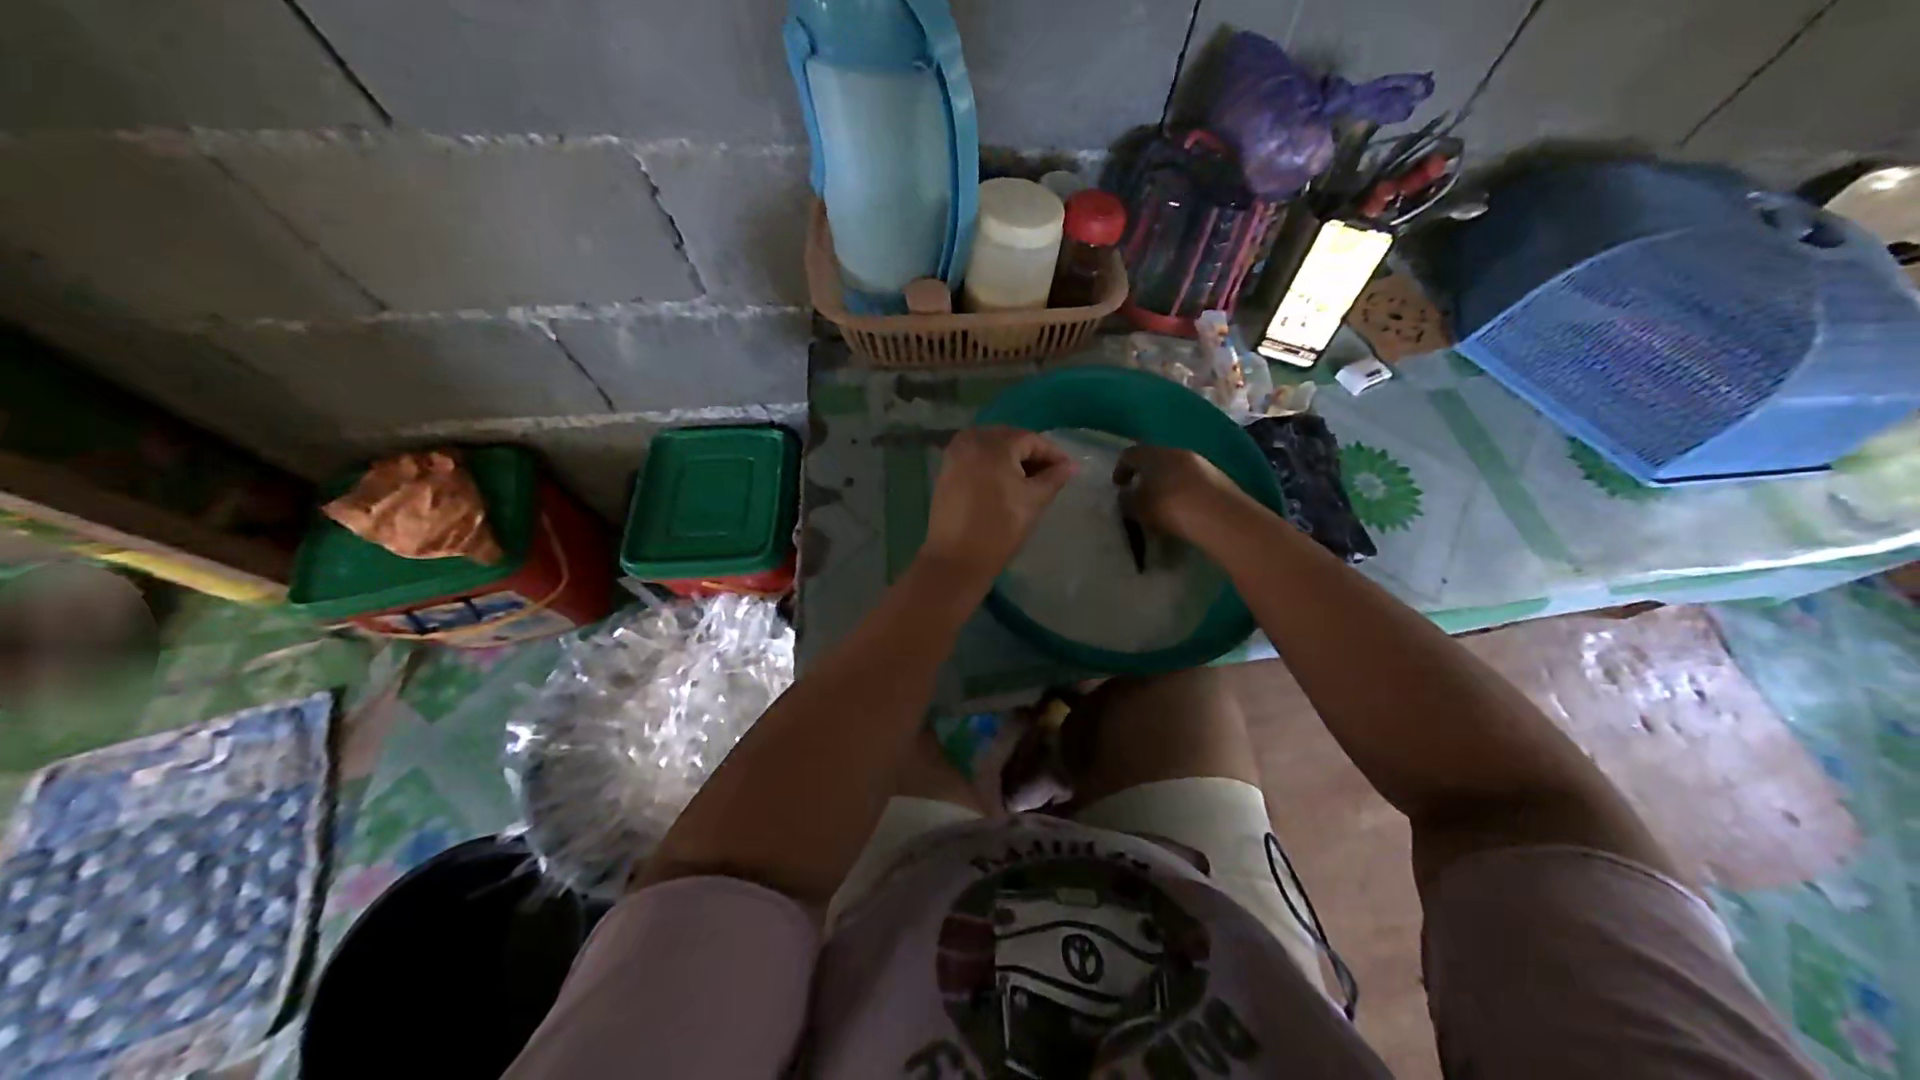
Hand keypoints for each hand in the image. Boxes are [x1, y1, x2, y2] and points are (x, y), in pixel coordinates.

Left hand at [920, 426, 1075, 584]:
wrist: (957, 557)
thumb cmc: (1000, 528)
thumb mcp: (1033, 501)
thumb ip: (1053, 478)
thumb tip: (1069, 466)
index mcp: (994, 445)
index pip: (1030, 439)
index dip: (1051, 453)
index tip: (1067, 469)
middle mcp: (971, 441)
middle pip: (1008, 438)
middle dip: (1030, 452)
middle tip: (1049, 473)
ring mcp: (954, 454)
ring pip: (990, 445)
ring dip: (1010, 456)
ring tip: (1027, 478)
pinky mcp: (945, 469)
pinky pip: (974, 455)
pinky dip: (991, 462)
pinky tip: (1003, 480)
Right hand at [1113, 444, 1251, 543]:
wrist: (1218, 515)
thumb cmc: (1168, 506)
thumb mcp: (1137, 508)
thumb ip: (1126, 500)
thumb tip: (1126, 496)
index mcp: (1152, 454)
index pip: (1129, 454)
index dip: (1120, 469)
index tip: (1119, 486)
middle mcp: (1176, 452)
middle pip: (1155, 460)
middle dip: (1146, 476)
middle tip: (1140, 495)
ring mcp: (1200, 463)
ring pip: (1176, 469)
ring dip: (1166, 483)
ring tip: (1163, 505)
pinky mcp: (1218, 477)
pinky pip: (1193, 481)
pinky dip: (1184, 491)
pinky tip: (1184, 510)